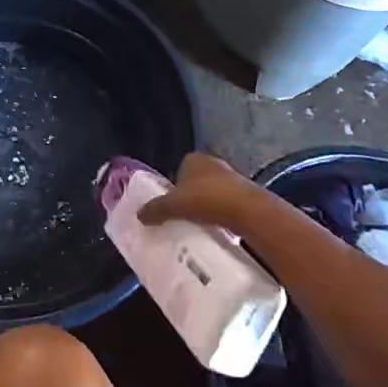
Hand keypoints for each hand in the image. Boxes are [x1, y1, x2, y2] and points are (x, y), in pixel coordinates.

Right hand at [139, 153, 268, 235]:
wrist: (248, 211)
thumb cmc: (207, 199)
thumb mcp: (174, 205)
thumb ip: (155, 209)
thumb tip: (139, 215)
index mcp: (194, 159)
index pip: (179, 169)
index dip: (174, 186)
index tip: (172, 204)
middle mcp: (213, 163)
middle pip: (196, 180)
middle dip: (191, 195)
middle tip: (183, 215)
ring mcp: (233, 177)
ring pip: (213, 191)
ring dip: (207, 205)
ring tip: (200, 224)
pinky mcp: (247, 194)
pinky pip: (228, 203)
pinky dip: (222, 213)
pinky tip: (218, 227)